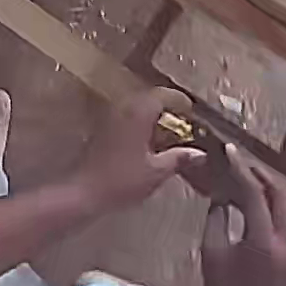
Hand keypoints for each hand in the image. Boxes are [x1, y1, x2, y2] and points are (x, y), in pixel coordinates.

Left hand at [72, 88, 206, 210]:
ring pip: (136, 108)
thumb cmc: (123, 180)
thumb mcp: (156, 171)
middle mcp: (123, 109)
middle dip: (167, 108)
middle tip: (185, 123)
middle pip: (148, 98)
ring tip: (171, 133)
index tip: (192, 110)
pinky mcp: (103, 129)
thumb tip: (200, 153)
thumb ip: (179, 158)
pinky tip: (149, 143)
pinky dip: (141, 124)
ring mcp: (110, 118)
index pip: (161, 95)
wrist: (85, 191)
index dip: (178, 100)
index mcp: (137, 113)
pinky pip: (127, 117)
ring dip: (154, 116)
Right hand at [201, 146, 285, 285]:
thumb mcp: (212, 256)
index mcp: (264, 241)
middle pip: (281, 195)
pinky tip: (275, 222)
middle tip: (244, 167)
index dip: (239, 167)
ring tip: (258, 192)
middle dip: (262, 177)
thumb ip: (216, 219)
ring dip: (277, 197)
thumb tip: (222, 196)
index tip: (229, 150)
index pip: (253, 191)